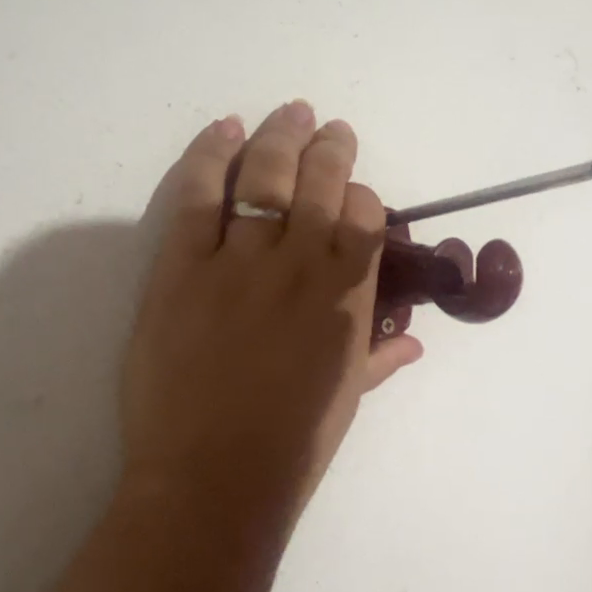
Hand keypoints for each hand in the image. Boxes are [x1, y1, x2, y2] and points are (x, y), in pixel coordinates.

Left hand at [120, 102, 422, 520]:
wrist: (212, 479)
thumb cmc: (290, 449)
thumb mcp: (347, 402)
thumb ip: (378, 359)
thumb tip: (410, 338)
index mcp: (348, 300)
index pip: (365, 219)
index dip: (362, 196)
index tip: (355, 193)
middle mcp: (301, 267)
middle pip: (320, 183)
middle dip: (330, 148)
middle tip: (330, 128)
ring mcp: (239, 263)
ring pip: (265, 177)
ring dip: (281, 136)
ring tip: (290, 113)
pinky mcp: (180, 268)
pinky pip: (199, 195)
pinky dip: (212, 155)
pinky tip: (225, 129)